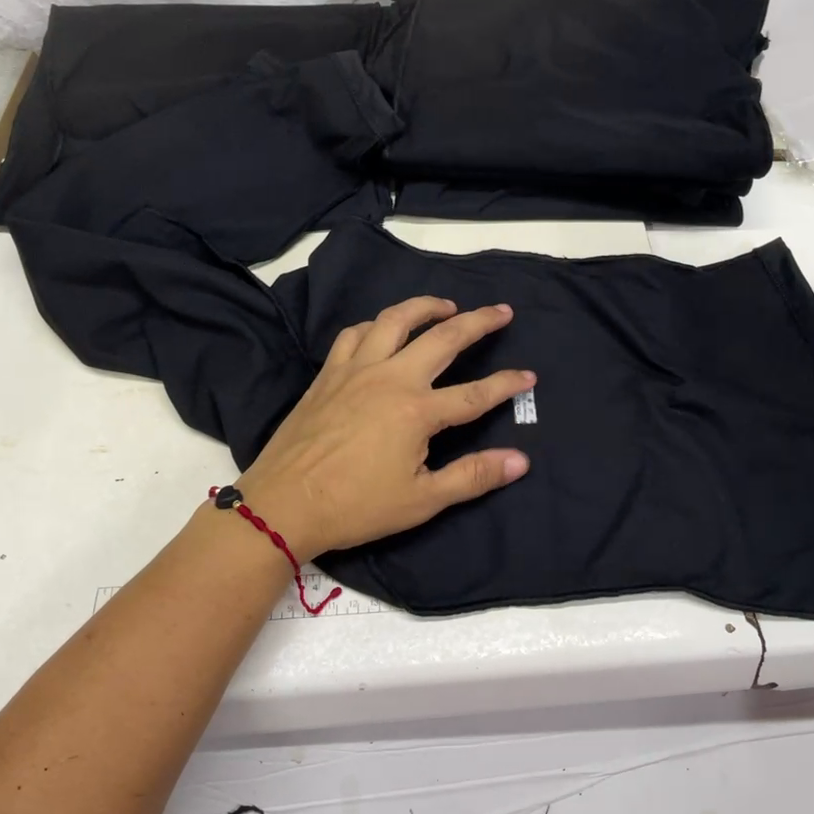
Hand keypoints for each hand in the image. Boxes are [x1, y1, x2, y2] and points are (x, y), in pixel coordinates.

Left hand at [234, 297, 533, 560]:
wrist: (284, 503)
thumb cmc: (356, 507)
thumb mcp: (421, 500)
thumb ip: (473, 476)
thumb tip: (520, 460)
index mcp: (417, 411)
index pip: (475, 393)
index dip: (507, 384)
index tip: (530, 376)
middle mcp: (390, 378)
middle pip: (442, 338)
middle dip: (478, 322)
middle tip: (501, 311)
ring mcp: (356, 370)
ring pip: (395, 320)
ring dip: (425, 307)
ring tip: (446, 306)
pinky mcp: (328, 373)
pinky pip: (355, 334)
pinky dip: (376, 324)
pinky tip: (384, 328)